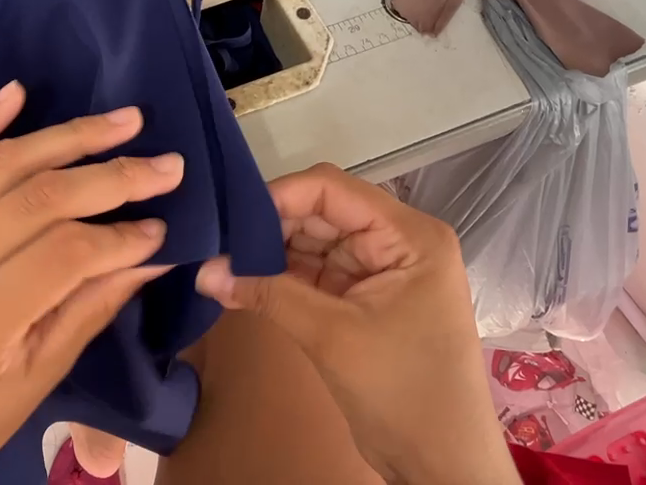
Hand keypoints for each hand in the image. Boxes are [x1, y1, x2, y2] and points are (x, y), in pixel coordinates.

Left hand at [0, 82, 183, 483]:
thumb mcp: (48, 370)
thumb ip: (98, 300)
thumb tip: (158, 246)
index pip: (59, 256)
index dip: (117, 235)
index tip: (165, 223)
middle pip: (33, 200)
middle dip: (108, 176)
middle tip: (164, 163)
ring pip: (1, 167)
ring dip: (67, 137)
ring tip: (123, 121)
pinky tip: (17, 91)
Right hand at [194, 164, 517, 484]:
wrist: (443, 471)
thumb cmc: (403, 394)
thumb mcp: (331, 336)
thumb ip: (267, 293)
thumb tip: (202, 271)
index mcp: (408, 235)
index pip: (332, 189)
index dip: (280, 195)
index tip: (232, 215)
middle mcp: (396, 240)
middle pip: (321, 212)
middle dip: (270, 226)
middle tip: (218, 241)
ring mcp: (380, 268)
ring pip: (313, 240)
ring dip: (271, 251)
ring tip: (222, 260)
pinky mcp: (363, 295)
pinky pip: (315, 270)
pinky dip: (281, 275)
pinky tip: (242, 280)